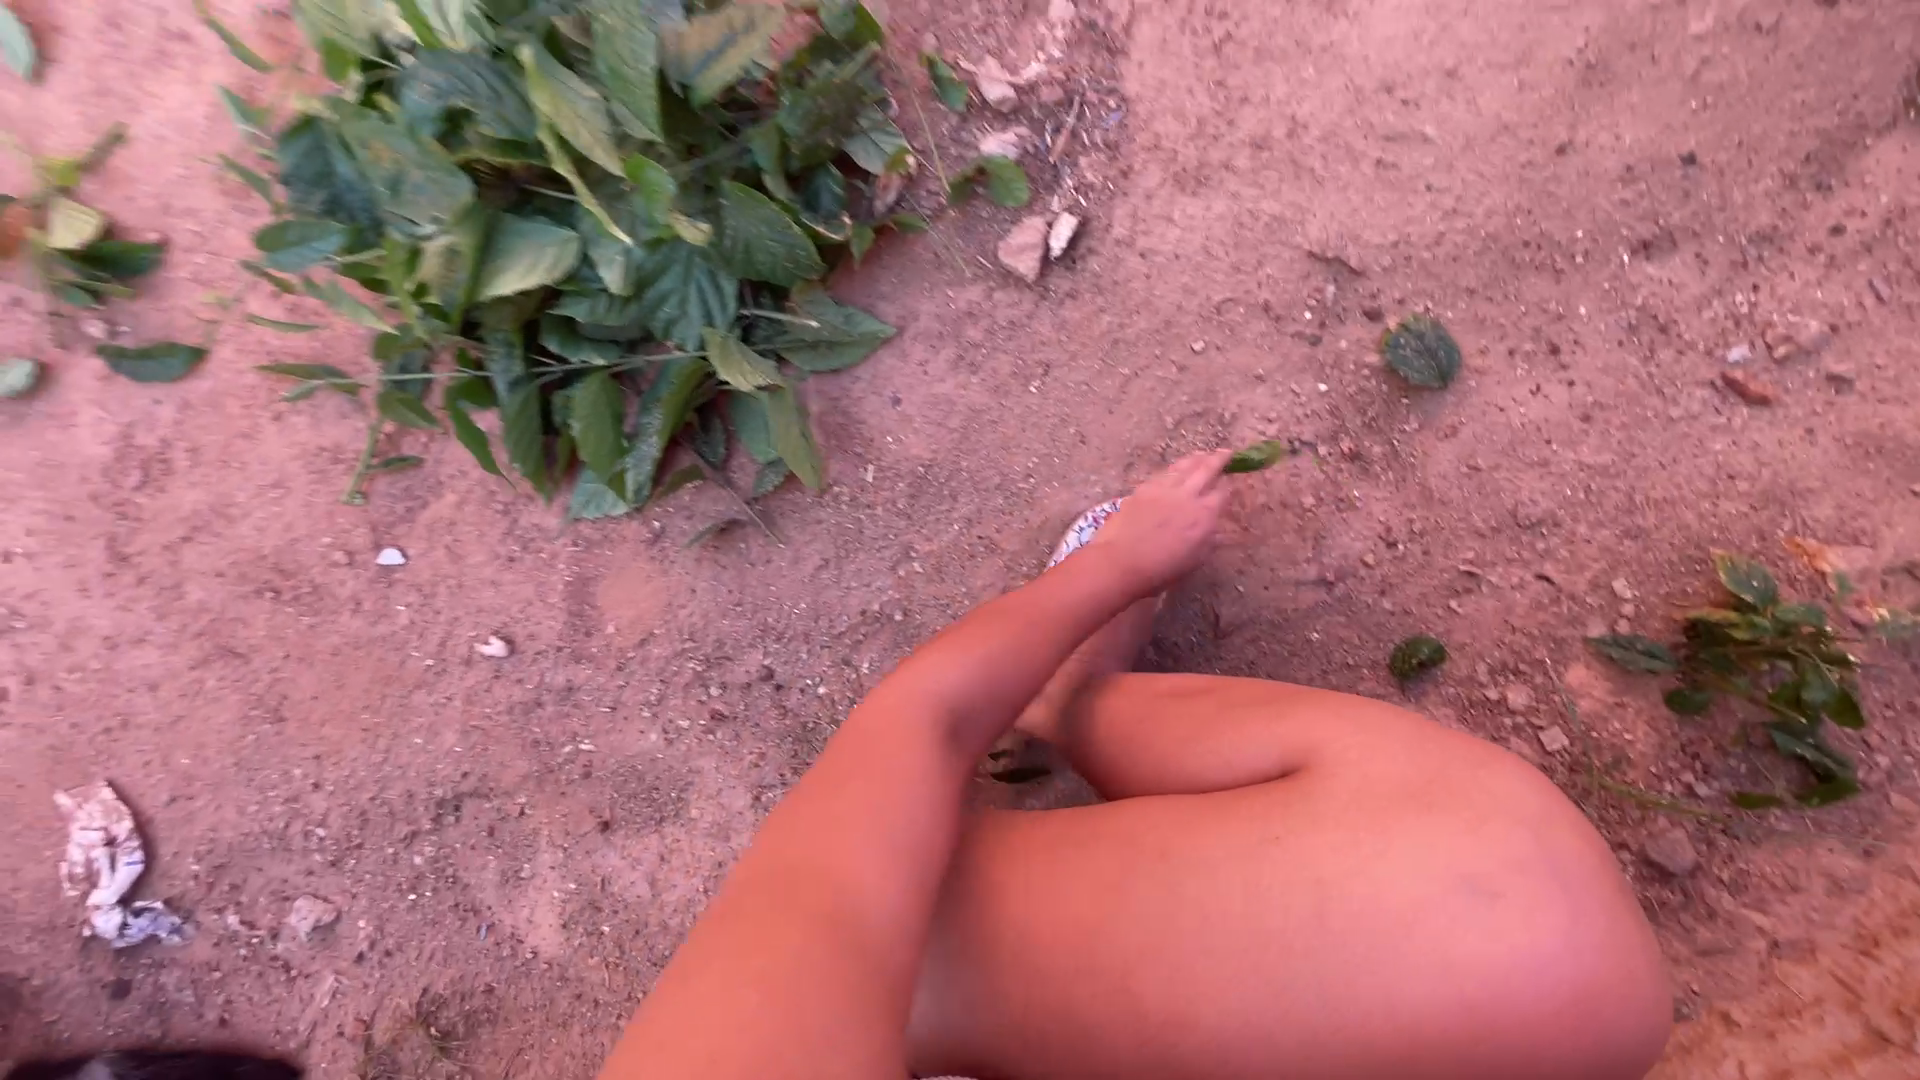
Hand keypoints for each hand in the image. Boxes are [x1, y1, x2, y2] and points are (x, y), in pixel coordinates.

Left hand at [1087, 450, 1232, 595]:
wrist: (1120, 562)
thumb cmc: (1160, 570)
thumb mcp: (1193, 561)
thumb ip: (1209, 542)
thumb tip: (1219, 533)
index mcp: (1204, 515)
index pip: (1222, 494)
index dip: (1228, 488)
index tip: (1230, 485)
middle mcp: (1186, 496)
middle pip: (1206, 470)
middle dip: (1218, 460)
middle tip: (1226, 452)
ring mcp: (1163, 489)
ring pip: (1183, 466)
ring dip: (1195, 459)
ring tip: (1203, 454)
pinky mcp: (1142, 489)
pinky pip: (1162, 473)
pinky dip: (1173, 468)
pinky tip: (1174, 469)